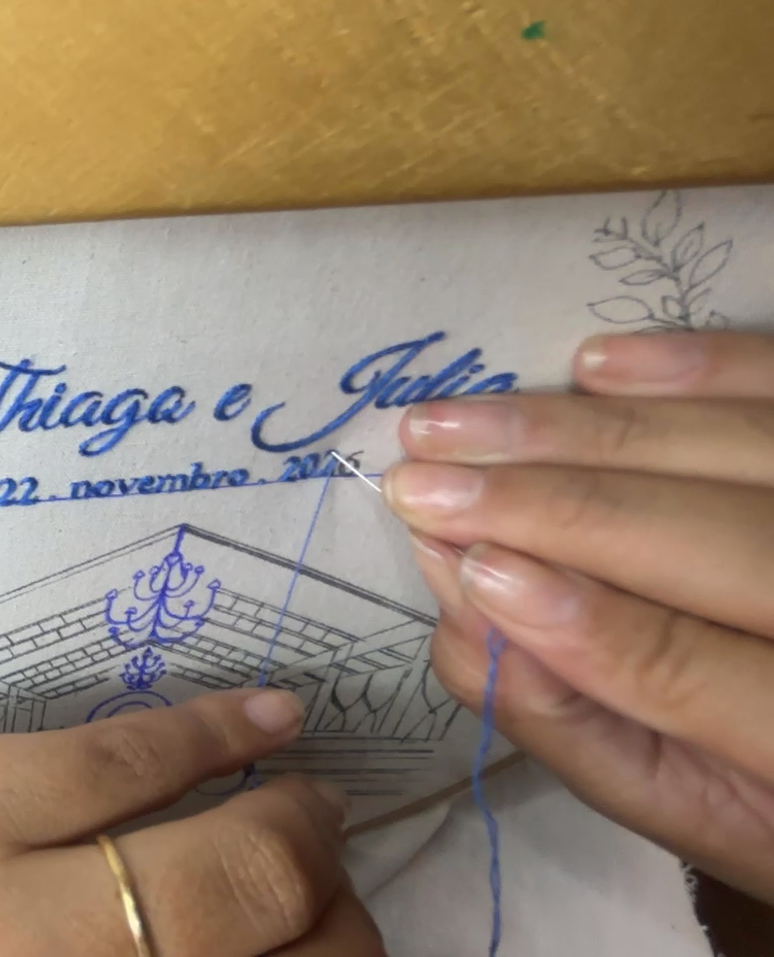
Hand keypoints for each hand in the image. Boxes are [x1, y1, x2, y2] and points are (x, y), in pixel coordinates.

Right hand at [0, 681, 380, 956]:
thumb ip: (48, 765)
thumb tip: (177, 755)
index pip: (127, 766)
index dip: (220, 735)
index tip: (278, 712)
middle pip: (212, 887)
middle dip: (297, 835)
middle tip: (319, 798)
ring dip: (313, 924)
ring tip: (325, 881)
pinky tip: (280, 942)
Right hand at [385, 331, 773, 898]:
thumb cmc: (752, 770)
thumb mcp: (663, 792)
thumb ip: (556, 713)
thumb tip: (462, 595)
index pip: (716, 683)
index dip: (592, 625)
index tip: (463, 564)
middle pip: (742, 547)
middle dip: (553, 509)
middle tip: (417, 482)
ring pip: (752, 452)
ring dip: (576, 431)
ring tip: (439, 423)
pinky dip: (708, 366)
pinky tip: (596, 364)